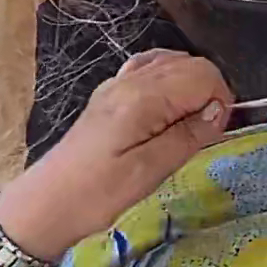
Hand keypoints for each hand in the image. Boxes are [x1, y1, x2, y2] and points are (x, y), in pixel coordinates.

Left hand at [0, 50, 232, 258]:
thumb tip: (220, 110)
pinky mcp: (111, 93)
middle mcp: (131, 80)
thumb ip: (188, 135)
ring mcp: (119, 83)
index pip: (203, 74)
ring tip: (187, 124)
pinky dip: (169, 80)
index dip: (221, 99)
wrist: (45, 204)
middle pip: (191, 64)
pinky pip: (150, 69)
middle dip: (209, 93)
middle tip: (204, 132)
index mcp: (143, 96)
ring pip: (173, 62)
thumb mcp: (149, 172)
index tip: (216, 131)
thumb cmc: (97, 194)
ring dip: (191, 87)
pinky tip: (168, 106)